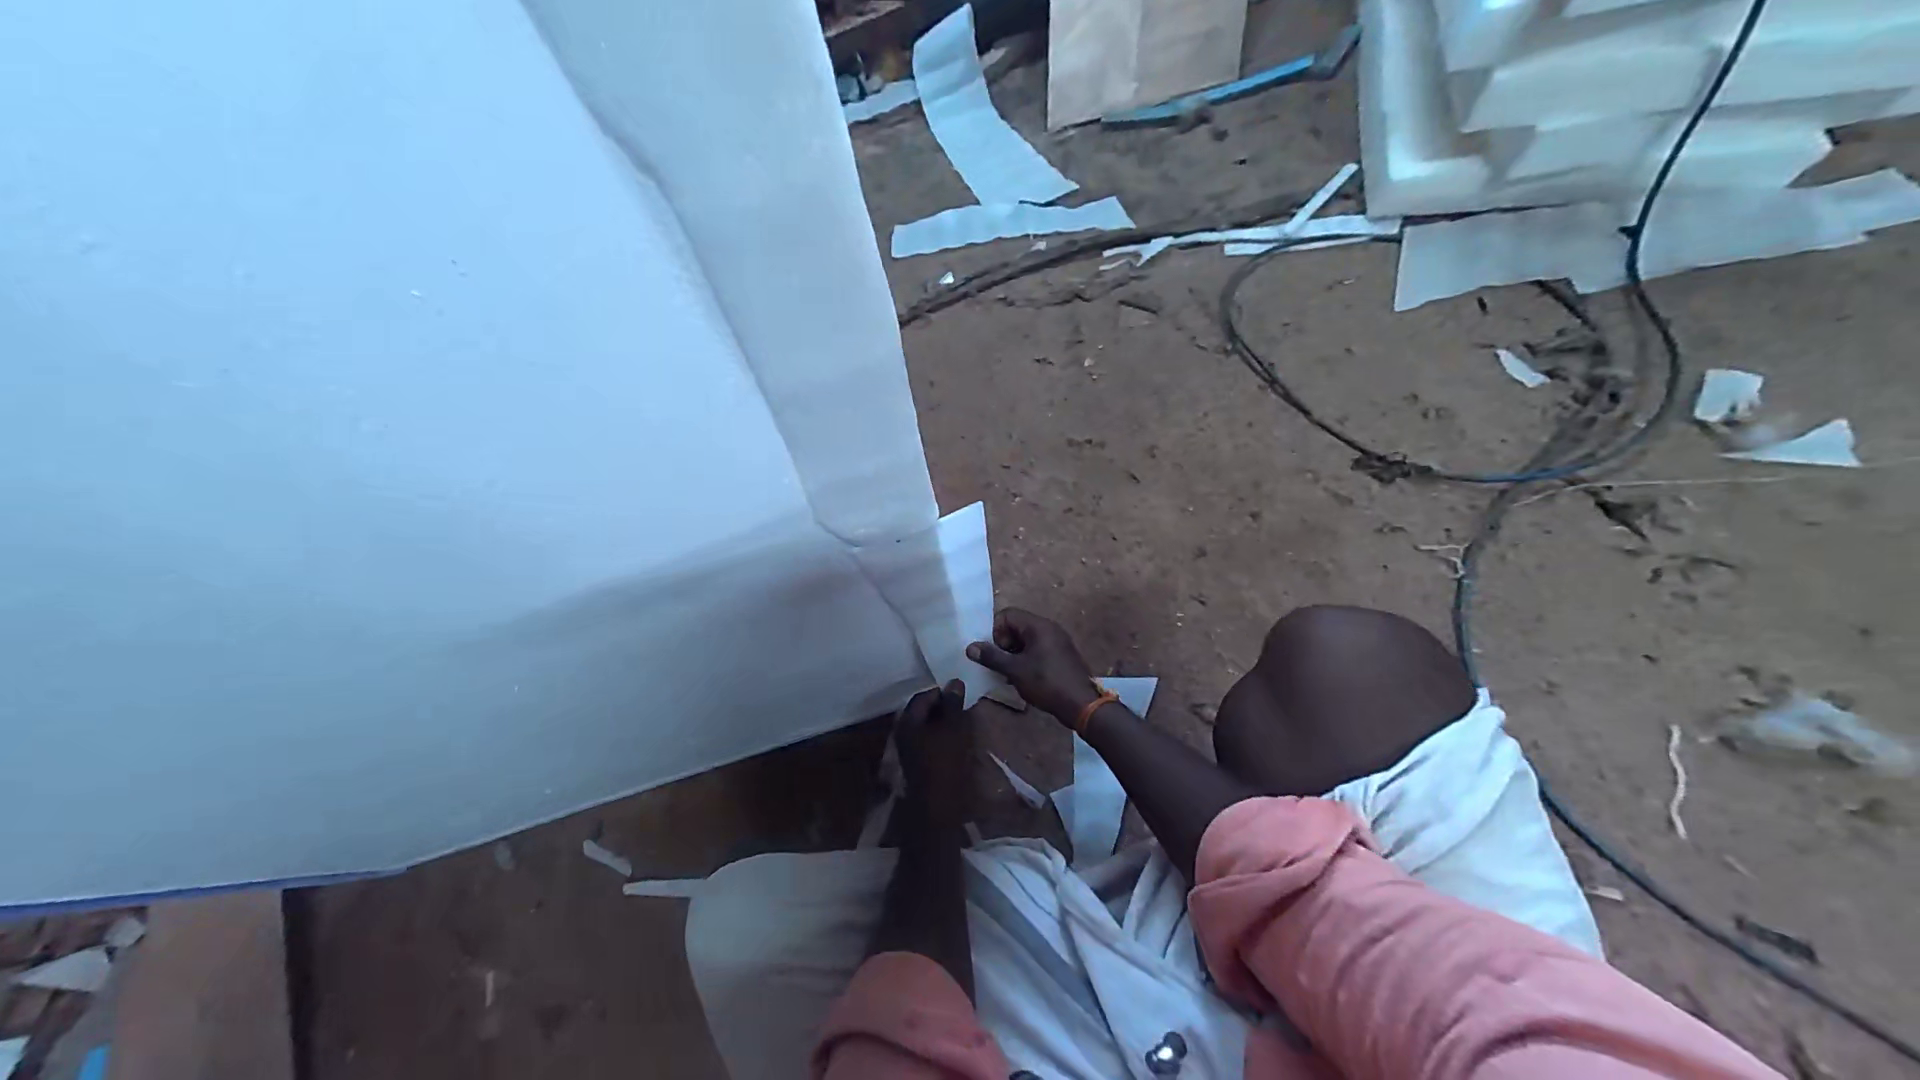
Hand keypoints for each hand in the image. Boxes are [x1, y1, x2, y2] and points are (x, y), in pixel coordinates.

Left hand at [894, 680, 972, 828]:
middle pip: (923, 712)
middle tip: (963, 707)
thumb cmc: (946, 762)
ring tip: (963, 723)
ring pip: (926, 728)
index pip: (923, 697)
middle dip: (942, 707)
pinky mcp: (917, 765)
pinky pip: (929, 742)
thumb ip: (953, 704)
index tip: (961, 694)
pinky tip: (956, 741)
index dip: (942, 692)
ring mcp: (908, 751)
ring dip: (943, 723)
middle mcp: (903, 734)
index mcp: (908, 722)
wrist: (939, 807)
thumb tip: (954, 682)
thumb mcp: (954, 728)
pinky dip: (941, 737)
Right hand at [966, 608, 1100, 727]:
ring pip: (1026, 640)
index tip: (994, 652)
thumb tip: (970, 647)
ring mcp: (1057, 642)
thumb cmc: (1046, 682)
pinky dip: (1026, 660)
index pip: (1007, 614)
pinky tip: (1023, 678)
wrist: (1081, 704)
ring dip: (1014, 654)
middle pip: (1017, 626)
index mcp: (1038, 625)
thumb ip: (992, 657)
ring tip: (1009, 674)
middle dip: (1003, 644)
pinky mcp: (1061, 655)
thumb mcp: (1015, 670)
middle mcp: (1049, 628)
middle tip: (1000, 665)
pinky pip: (1037, 650)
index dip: (995, 631)